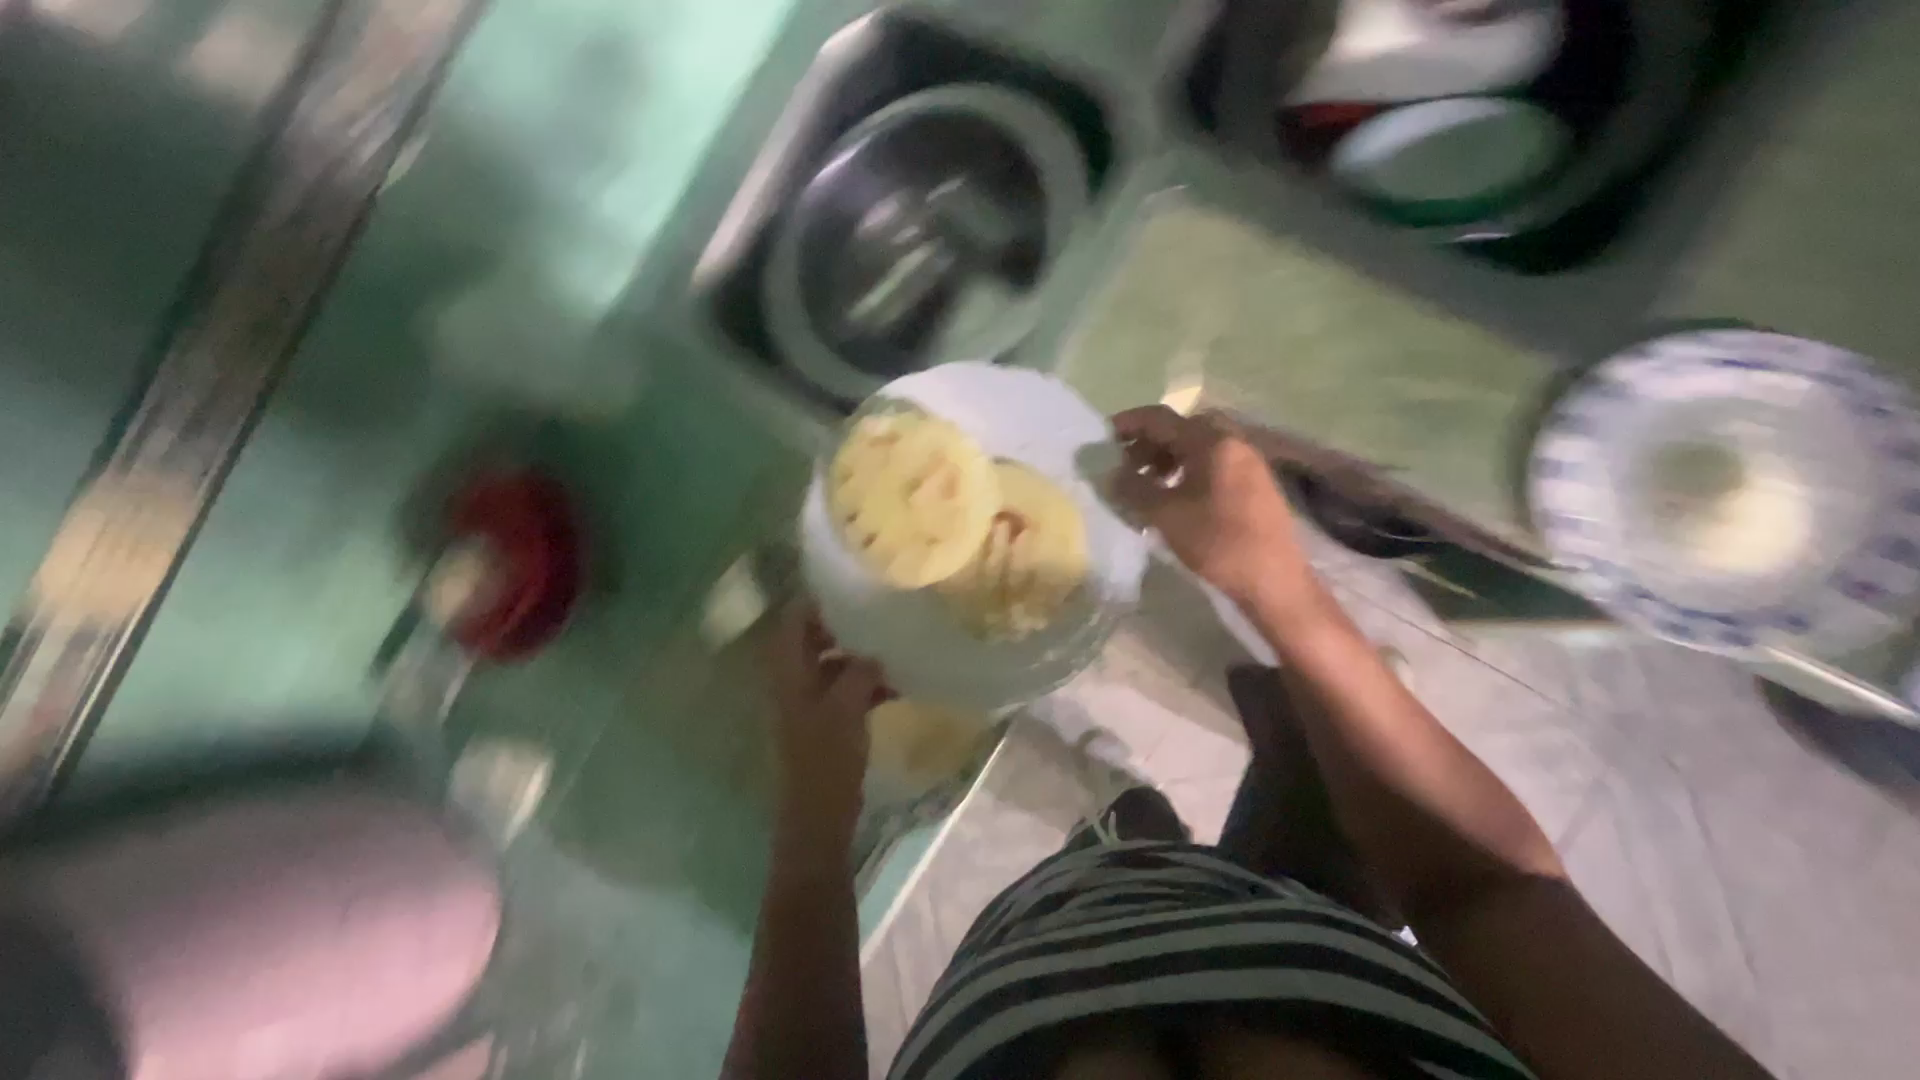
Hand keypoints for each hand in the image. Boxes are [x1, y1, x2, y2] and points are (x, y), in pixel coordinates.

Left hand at [763, 600, 888, 827]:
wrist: (819, 817)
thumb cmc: (826, 759)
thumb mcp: (845, 708)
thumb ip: (859, 672)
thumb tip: (874, 653)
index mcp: (787, 673)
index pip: (792, 620)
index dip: (815, 600)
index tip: (849, 583)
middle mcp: (793, 681)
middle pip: (813, 638)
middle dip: (844, 624)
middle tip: (879, 610)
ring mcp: (809, 702)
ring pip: (832, 663)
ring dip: (859, 655)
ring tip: (894, 643)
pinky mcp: (827, 721)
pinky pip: (845, 689)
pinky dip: (866, 683)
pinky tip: (897, 683)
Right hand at [1111, 406, 1312, 606]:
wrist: (1273, 579)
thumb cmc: (1218, 542)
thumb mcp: (1166, 515)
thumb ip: (1133, 489)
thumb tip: (1111, 474)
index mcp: (1211, 440)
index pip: (1161, 418)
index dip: (1129, 424)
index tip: (1103, 438)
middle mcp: (1233, 440)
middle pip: (1181, 429)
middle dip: (1149, 443)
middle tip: (1124, 465)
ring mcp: (1248, 460)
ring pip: (1198, 447)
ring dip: (1167, 458)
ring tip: (1146, 484)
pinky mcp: (1254, 482)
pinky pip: (1213, 462)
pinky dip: (1188, 470)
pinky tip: (1174, 497)